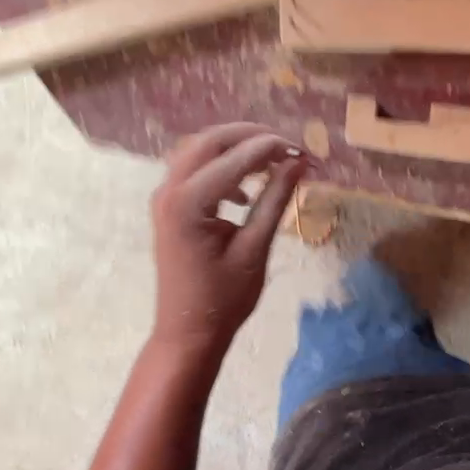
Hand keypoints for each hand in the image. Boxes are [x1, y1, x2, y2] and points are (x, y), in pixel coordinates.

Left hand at [149, 123, 308, 352]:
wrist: (188, 332)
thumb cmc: (223, 300)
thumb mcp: (255, 250)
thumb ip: (275, 201)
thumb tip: (298, 164)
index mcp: (189, 201)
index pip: (235, 157)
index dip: (273, 149)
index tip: (305, 153)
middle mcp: (169, 190)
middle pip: (211, 141)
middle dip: (252, 138)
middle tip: (290, 148)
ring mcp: (164, 197)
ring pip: (200, 151)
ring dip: (236, 150)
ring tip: (273, 164)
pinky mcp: (168, 207)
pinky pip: (194, 171)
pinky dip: (222, 169)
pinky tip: (246, 193)